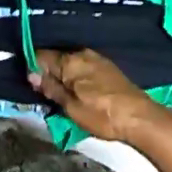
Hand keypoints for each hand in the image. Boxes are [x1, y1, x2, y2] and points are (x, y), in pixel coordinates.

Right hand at [28, 47, 171, 144]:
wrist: (140, 117)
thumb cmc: (102, 115)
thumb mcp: (71, 107)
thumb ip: (51, 88)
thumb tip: (32, 74)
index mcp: (70, 61)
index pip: (41, 56)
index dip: (32, 68)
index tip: (30, 84)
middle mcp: (82, 53)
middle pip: (56, 58)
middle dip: (48, 71)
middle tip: (45, 92)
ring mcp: (96, 58)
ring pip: (70, 62)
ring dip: (62, 74)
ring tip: (60, 92)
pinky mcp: (107, 67)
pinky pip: (82, 65)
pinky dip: (76, 74)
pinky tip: (77, 88)